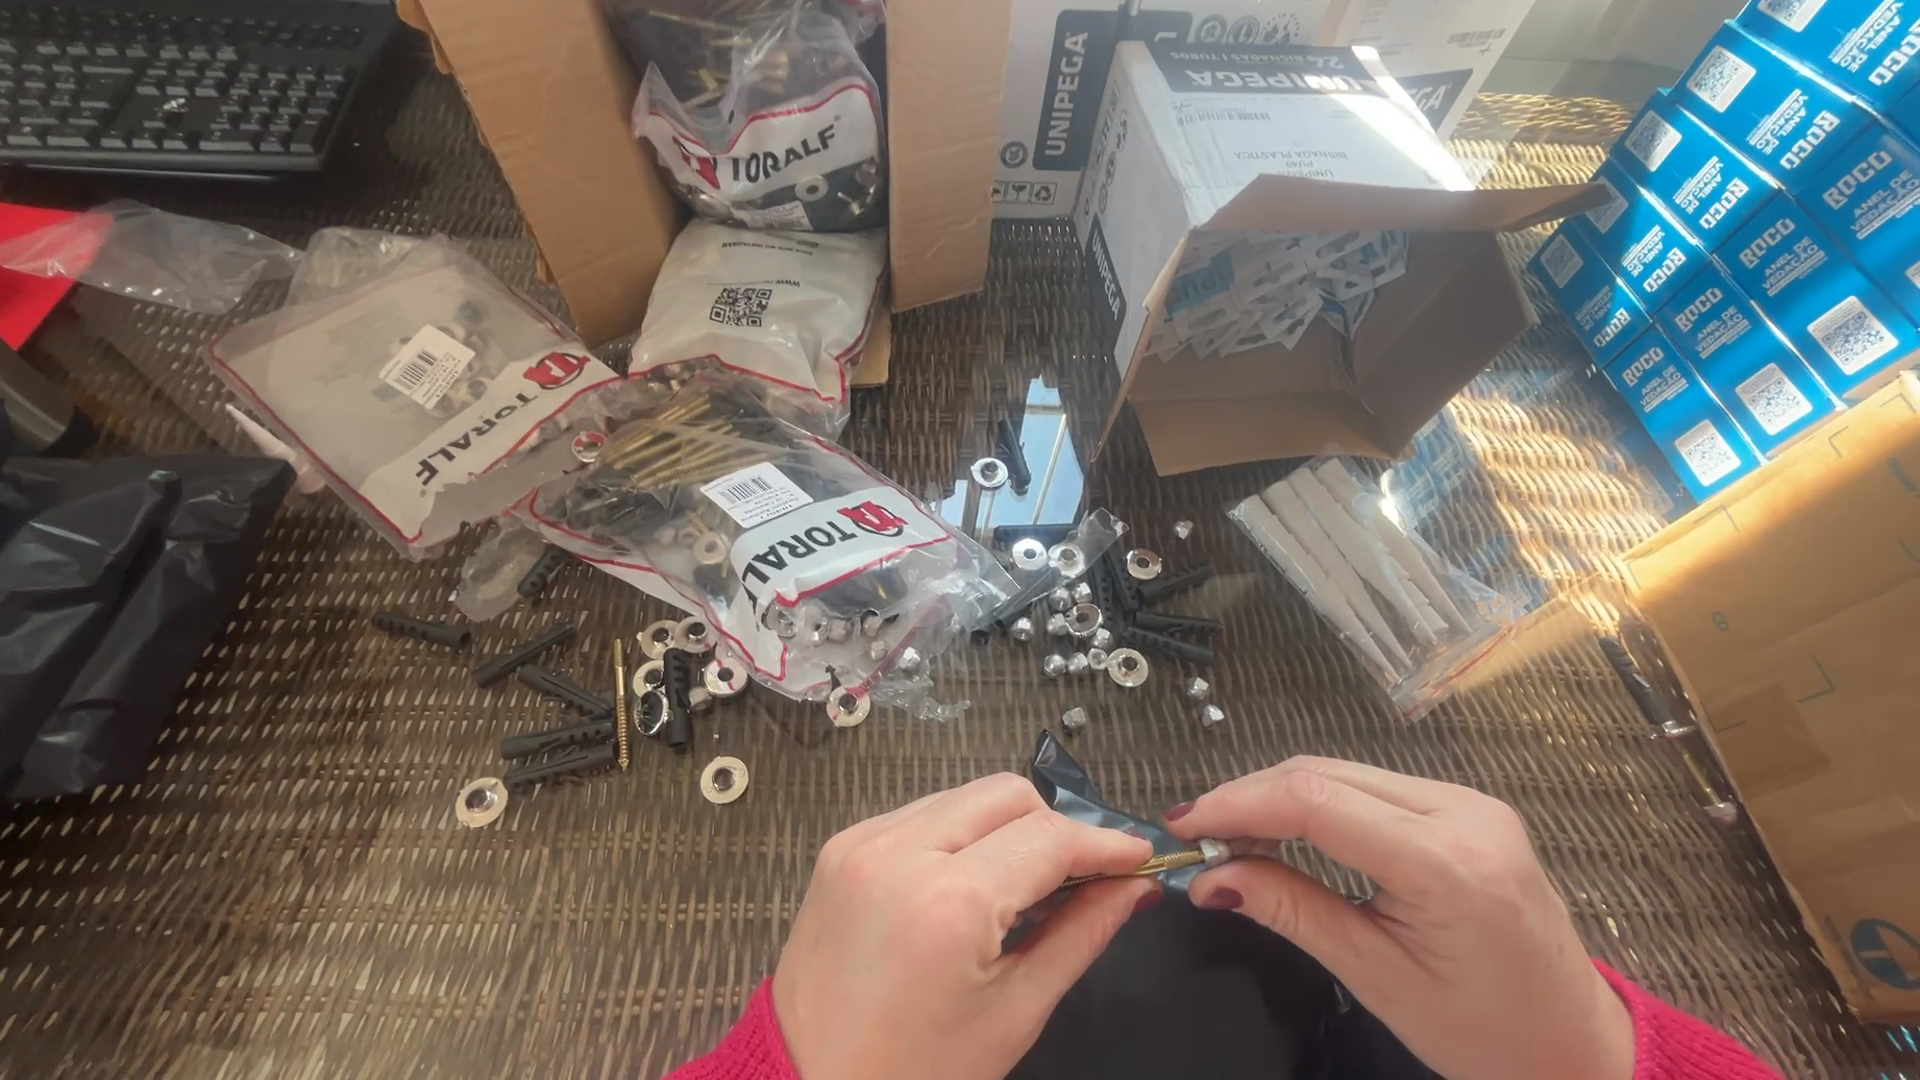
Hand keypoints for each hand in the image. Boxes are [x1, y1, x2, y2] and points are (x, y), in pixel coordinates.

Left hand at [774, 774, 1158, 1079]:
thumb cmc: (917, 1072)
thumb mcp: (1014, 1013)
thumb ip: (1082, 935)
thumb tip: (1134, 887)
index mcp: (948, 901)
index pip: (1046, 838)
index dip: (1102, 843)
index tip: (1138, 856)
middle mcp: (901, 848)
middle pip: (1006, 793)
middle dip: (1052, 825)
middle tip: (1076, 876)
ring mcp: (864, 837)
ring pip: (965, 795)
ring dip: (1006, 825)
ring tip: (1019, 883)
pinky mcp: (844, 840)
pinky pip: (923, 812)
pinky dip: (960, 833)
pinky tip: (965, 879)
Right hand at [1167, 757, 1634, 1079]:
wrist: (1581, 1047)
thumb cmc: (1484, 1035)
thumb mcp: (1374, 976)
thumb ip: (1289, 910)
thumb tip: (1209, 878)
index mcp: (1447, 863)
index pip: (1315, 802)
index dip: (1237, 804)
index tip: (1183, 825)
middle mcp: (1460, 810)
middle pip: (1321, 774)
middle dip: (1247, 797)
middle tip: (1195, 831)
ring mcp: (1464, 799)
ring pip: (1337, 771)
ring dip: (1272, 795)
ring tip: (1226, 830)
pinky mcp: (1459, 803)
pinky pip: (1363, 784)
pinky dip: (1309, 800)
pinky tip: (1278, 824)